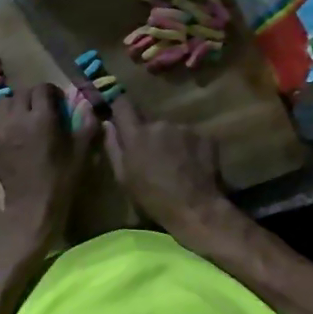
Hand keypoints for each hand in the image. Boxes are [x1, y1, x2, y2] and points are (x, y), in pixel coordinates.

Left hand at [0, 83, 96, 249]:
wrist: (35, 207)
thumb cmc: (61, 179)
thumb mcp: (82, 152)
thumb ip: (87, 126)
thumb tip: (90, 108)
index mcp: (42, 117)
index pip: (43, 89)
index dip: (52, 92)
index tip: (59, 102)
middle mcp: (18, 119)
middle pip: (22, 93)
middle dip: (34, 96)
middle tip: (44, 109)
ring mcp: (0, 133)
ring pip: (2, 104)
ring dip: (13, 105)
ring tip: (23, 116)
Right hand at [101, 98, 226, 231]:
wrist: (196, 208)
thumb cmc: (154, 198)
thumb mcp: (124, 178)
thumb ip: (113, 147)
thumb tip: (108, 124)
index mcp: (137, 134)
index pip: (123, 105)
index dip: (120, 107)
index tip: (121, 114)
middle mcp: (160, 123)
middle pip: (150, 122)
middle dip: (150, 135)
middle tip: (155, 158)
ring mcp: (184, 128)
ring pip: (172, 130)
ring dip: (171, 142)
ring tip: (177, 165)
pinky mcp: (204, 135)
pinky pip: (191, 137)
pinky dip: (189, 148)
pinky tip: (192, 166)